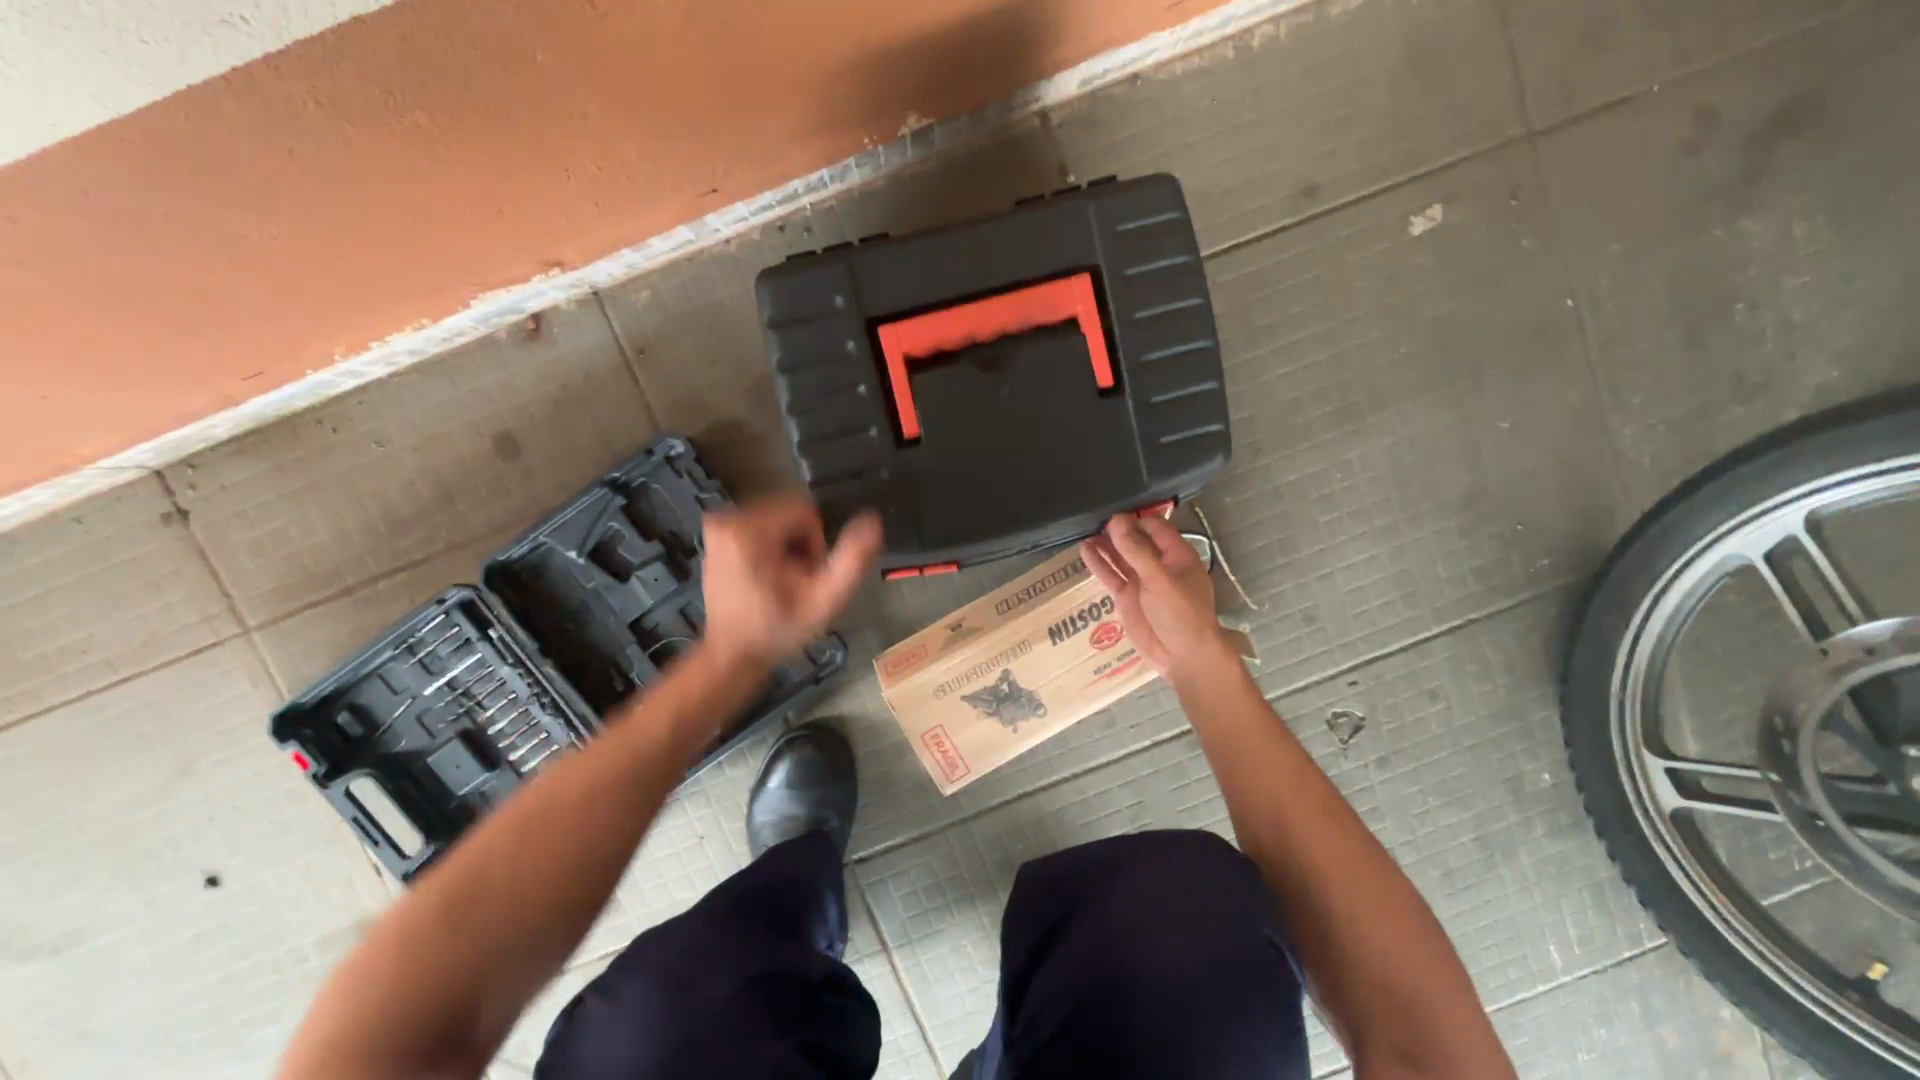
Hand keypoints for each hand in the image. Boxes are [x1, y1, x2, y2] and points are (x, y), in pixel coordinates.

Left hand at [701, 496, 882, 667]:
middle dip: (801, 543)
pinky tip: (766, 577)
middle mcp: (727, 518)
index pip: (804, 511)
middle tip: (795, 582)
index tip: (807, 576)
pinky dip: (770, 546)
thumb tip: (873, 519)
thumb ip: (852, 560)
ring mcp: (718, 526)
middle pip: (789, 511)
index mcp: (749, 528)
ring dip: (787, 546)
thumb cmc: (778, 630)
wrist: (732, 654)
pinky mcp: (717, 535)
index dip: (815, 543)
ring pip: (776, 518)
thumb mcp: (824, 601)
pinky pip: (759, 526)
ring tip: (781, 582)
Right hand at [1082, 514, 1229, 681]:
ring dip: (1105, 544)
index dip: (1135, 519)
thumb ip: (1136, 550)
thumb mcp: (1160, 579)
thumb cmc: (1181, 614)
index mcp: (1177, 555)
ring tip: (1085, 528)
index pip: (1155, 527)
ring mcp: (1141, 581)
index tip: (1112, 512)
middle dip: (1117, 529)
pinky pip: (1111, 576)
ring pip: (1120, 557)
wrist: (1182, 657)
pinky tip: (1084, 549)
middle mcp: (1158, 564)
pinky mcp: (1127, 597)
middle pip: (1135, 540)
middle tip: (1093, 516)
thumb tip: (1115, 520)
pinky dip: (1098, 563)